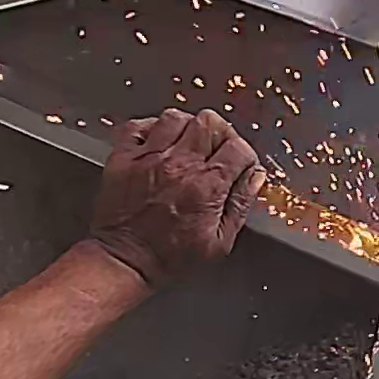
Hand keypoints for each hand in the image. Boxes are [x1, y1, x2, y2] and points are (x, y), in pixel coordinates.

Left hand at [87, 108, 265, 285]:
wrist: (126, 261)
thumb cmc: (172, 256)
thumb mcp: (220, 241)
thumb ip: (240, 205)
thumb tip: (255, 178)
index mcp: (207, 186)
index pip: (238, 148)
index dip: (245, 155)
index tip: (241, 166)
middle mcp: (179, 165)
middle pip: (209, 122)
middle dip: (221, 133)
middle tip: (218, 150)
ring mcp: (149, 158)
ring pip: (176, 117)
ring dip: (188, 128)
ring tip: (189, 145)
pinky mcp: (123, 158)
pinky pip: (138, 125)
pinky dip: (151, 128)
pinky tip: (159, 143)